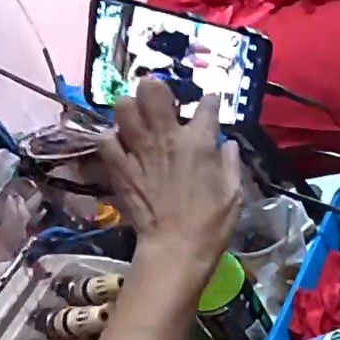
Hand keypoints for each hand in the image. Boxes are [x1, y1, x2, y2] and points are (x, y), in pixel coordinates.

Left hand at [98, 78, 241, 290]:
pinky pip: (106, 139)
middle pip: (152, 89)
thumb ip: (231, 163)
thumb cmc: (210, 225)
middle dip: (154, 89)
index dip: (208, 102)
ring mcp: (139, 151)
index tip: (207, 106)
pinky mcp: (119, 168)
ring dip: (129, 109)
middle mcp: (167, 137)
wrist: (175, 249)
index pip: (206, 104)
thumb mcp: (233, 194)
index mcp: (199, 141)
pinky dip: (111, 139)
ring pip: (123, 107)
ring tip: (135, 121)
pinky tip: (120, 146)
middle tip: (158, 104)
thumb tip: (228, 143)